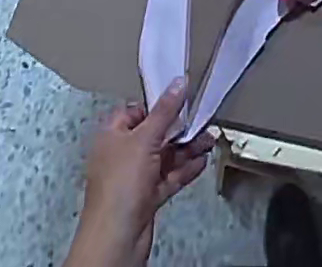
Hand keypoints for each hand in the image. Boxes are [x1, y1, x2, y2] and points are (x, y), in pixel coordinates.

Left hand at [64, 77, 214, 266]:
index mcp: (112, 135)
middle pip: (154, 133)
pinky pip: (169, 177)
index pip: (135, 111)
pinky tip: (202, 162)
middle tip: (200, 118)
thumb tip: (178, 83)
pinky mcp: (147, 197)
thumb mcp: (145, 139)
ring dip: (186, 148)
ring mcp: (135, 177)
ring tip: (209, 139)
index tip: (178, 96)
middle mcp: (122, 154)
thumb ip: (165, 111)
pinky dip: (185, 169)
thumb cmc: (120, 186)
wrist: (117, 239)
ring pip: (164, 156)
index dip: (156, 104)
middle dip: (178, 127)